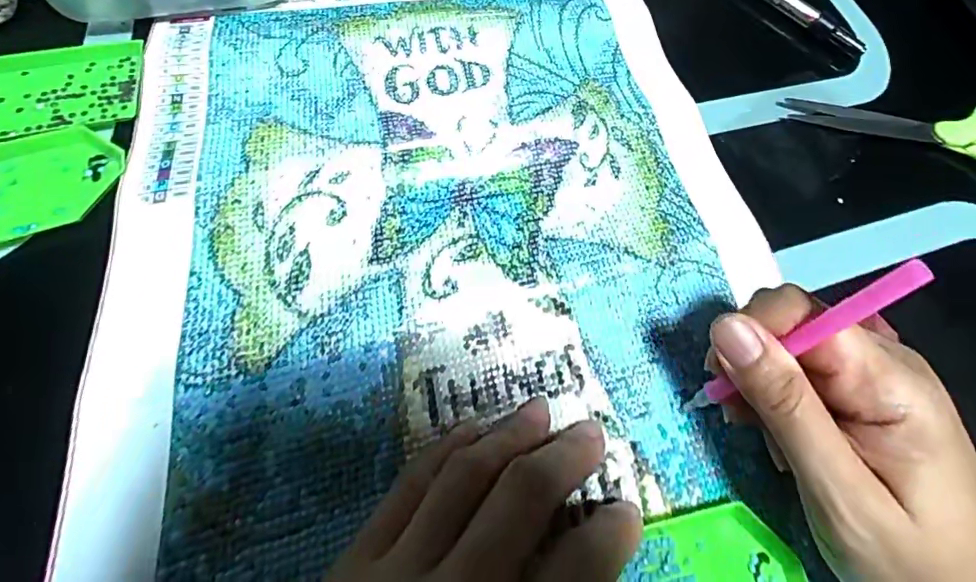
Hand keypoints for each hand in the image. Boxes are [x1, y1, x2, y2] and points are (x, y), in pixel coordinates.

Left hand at [327, 396, 643, 581]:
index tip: (626, 513)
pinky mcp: (349, 565)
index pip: (576, 569)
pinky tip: (469, 429)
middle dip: (566, 457)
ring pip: (465, 476)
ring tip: (541, 409)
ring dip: (509, 435)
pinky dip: (443, 451)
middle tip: (592, 431)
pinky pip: (407, 486)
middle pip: (521, 498)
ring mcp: (394, 573)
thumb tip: (595, 569)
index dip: (612, 534)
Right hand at [707, 285, 975, 581]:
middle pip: (799, 322)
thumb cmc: (910, 565)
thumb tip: (727, 326)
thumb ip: (785, 406)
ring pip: (800, 346)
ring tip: (765, 439)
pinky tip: (786, 438)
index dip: (753, 331)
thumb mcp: (839, 494)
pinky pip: (814, 372)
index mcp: (890, 375)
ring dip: (767, 382)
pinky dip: (785, 398)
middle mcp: (887, 358)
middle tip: (740, 418)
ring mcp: (882, 374)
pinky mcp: (872, 395)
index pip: (804, 312)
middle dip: (756, 359)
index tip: (719, 378)